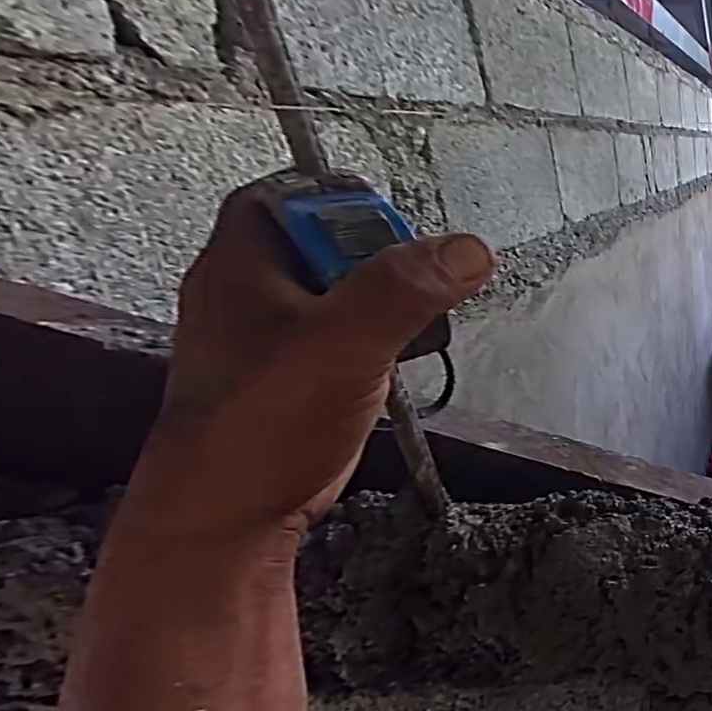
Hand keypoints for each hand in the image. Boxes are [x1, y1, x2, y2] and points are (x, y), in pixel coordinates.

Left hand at [121, 184, 494, 545]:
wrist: (238, 513)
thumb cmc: (265, 427)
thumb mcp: (338, 348)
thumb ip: (401, 293)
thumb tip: (473, 248)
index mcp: (240, 267)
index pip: (284, 197)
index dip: (338, 197)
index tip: (395, 223)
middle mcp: (259, 290)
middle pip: (330, 237)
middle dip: (384, 250)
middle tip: (422, 279)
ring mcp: (287, 329)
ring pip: (353, 282)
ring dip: (398, 292)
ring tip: (422, 317)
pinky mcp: (314, 362)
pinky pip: (362, 322)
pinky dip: (394, 325)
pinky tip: (410, 346)